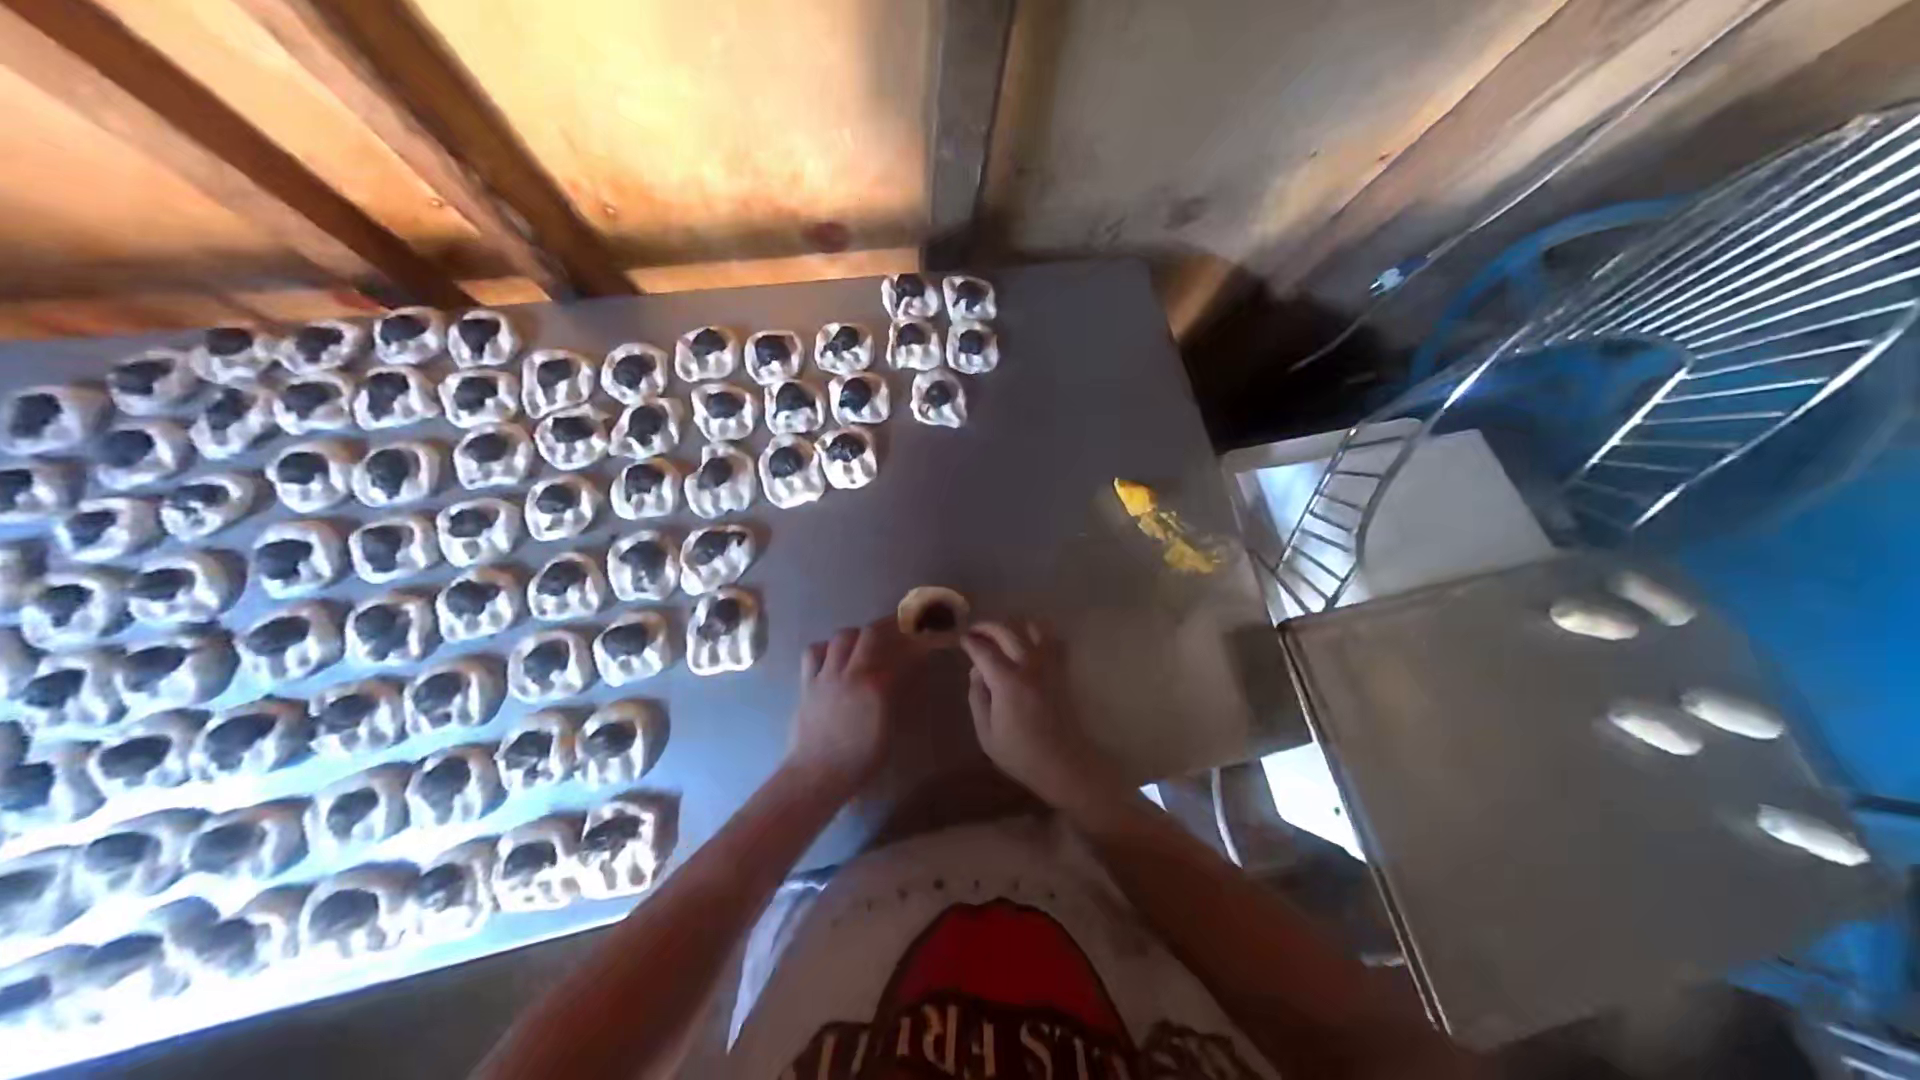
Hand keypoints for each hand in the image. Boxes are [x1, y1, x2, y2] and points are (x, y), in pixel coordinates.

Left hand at [787, 619, 908, 793]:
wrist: (818, 774)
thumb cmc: (860, 760)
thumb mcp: (887, 729)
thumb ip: (892, 698)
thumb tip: (898, 678)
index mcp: (877, 687)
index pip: (901, 655)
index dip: (915, 645)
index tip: (923, 639)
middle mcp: (851, 673)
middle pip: (870, 633)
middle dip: (887, 626)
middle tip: (896, 628)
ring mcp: (826, 676)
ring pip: (841, 637)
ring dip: (856, 634)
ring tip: (864, 641)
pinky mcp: (807, 683)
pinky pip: (813, 653)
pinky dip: (825, 648)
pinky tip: (831, 656)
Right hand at [962, 620, 1120, 811]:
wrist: (1063, 764)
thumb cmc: (1020, 754)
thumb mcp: (986, 733)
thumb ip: (977, 697)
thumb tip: (976, 671)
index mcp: (1006, 682)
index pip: (983, 650)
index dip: (969, 642)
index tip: (961, 639)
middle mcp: (1028, 666)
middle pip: (1006, 631)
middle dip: (986, 627)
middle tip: (974, 631)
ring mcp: (1048, 666)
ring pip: (1032, 627)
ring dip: (1013, 624)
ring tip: (1001, 633)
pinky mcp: (1061, 671)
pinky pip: (1052, 641)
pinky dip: (1040, 633)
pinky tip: (1029, 640)